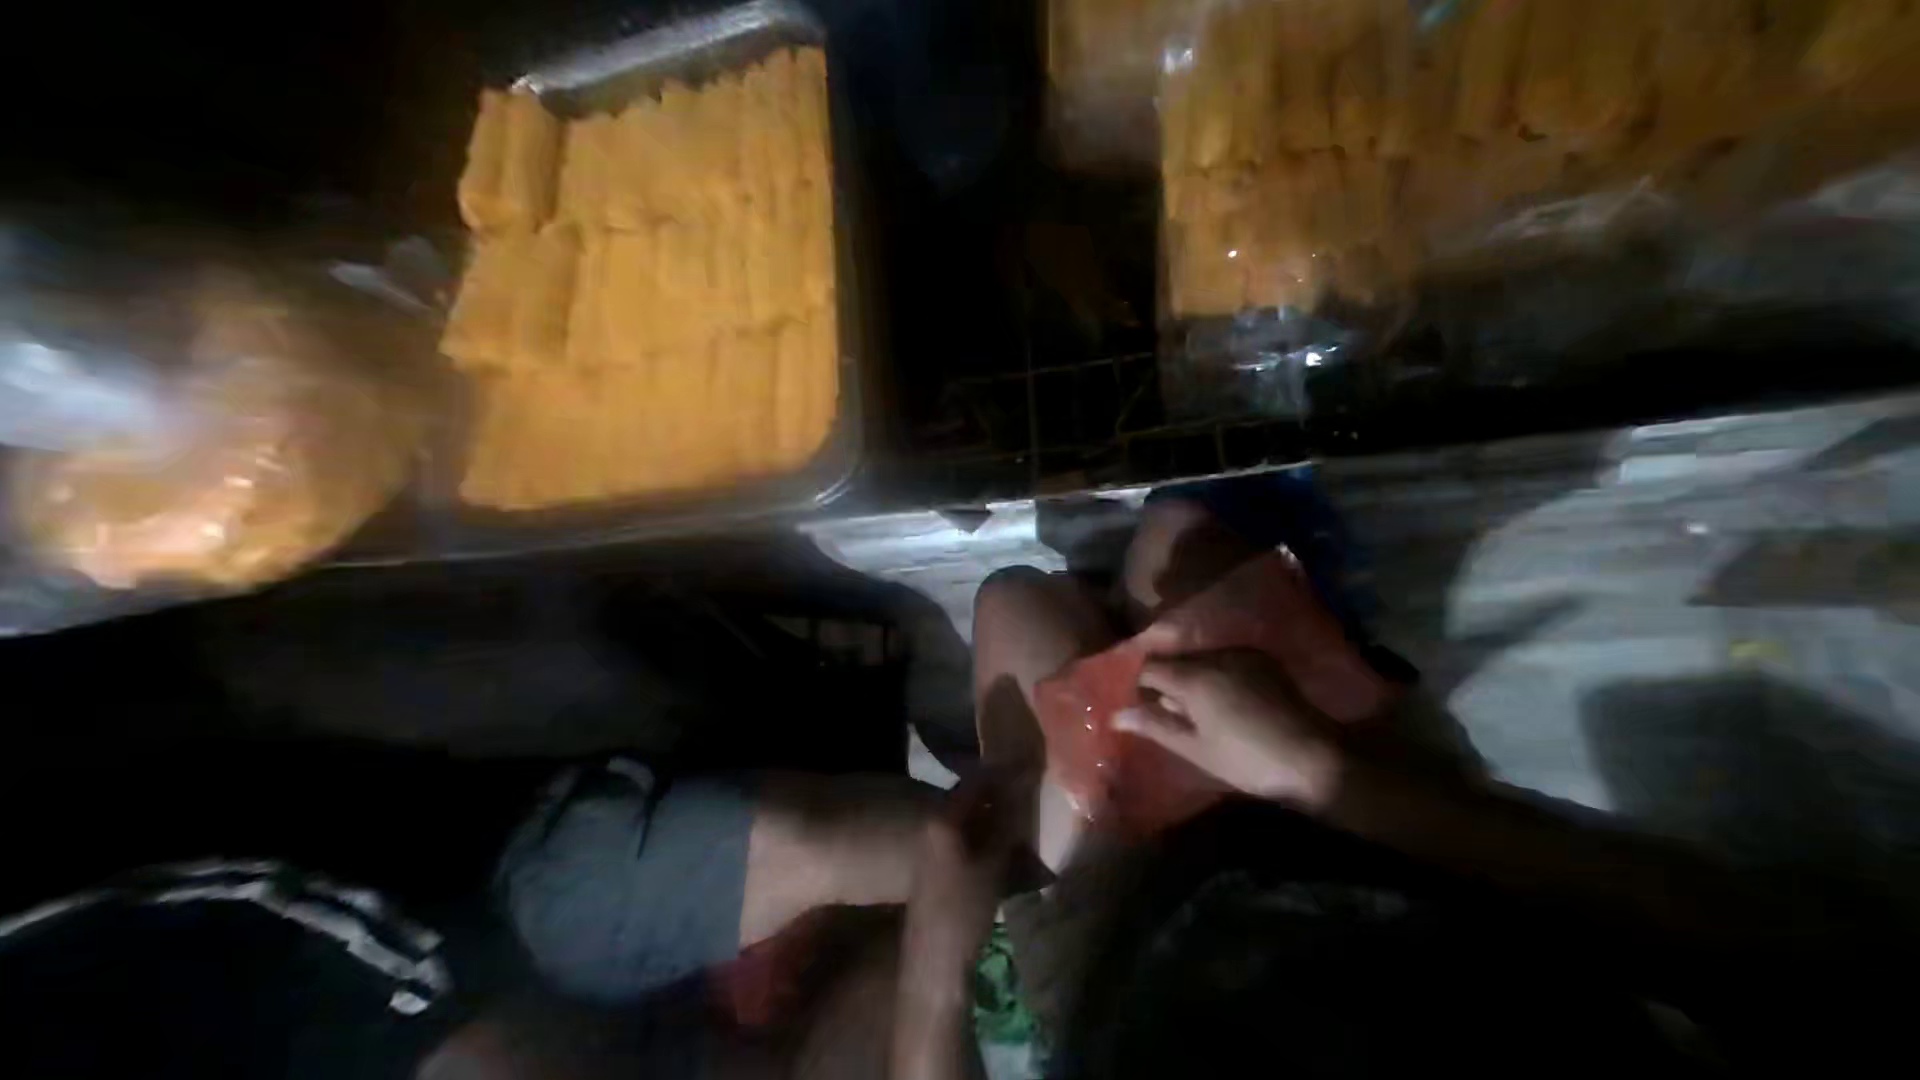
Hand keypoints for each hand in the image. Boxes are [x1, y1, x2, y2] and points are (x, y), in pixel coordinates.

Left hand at [902, 771, 1029, 985]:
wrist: (933, 958)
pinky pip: (963, 837)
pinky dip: (984, 837)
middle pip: (971, 799)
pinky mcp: (934, 864)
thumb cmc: (963, 909)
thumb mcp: (993, 866)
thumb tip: (1022, 791)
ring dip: (994, 819)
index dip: (1004, 774)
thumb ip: (1008, 828)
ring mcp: (931, 845)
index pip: (977, 781)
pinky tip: (1004, 850)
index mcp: (944, 818)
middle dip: (1001, 798)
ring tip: (1023, 825)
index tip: (1029, 770)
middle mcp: (932, 823)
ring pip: (968, 820)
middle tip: (1029, 799)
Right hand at [1115, 649, 1341, 810]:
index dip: (1141, 686)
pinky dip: (1217, 674)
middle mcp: (1214, 656)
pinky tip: (1227, 701)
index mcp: (1193, 678)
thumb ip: (1155, 725)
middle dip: (1168, 683)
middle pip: (1176, 661)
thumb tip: (1117, 715)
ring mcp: (1242, 655)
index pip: (1150, 667)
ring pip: (1200, 659)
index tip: (1143, 707)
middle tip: (1172, 714)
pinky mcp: (1263, 661)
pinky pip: (1226, 660)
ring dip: (1193, 678)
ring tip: (1200, 710)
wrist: (1316, 760)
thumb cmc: (1247, 760)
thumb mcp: (1195, 749)